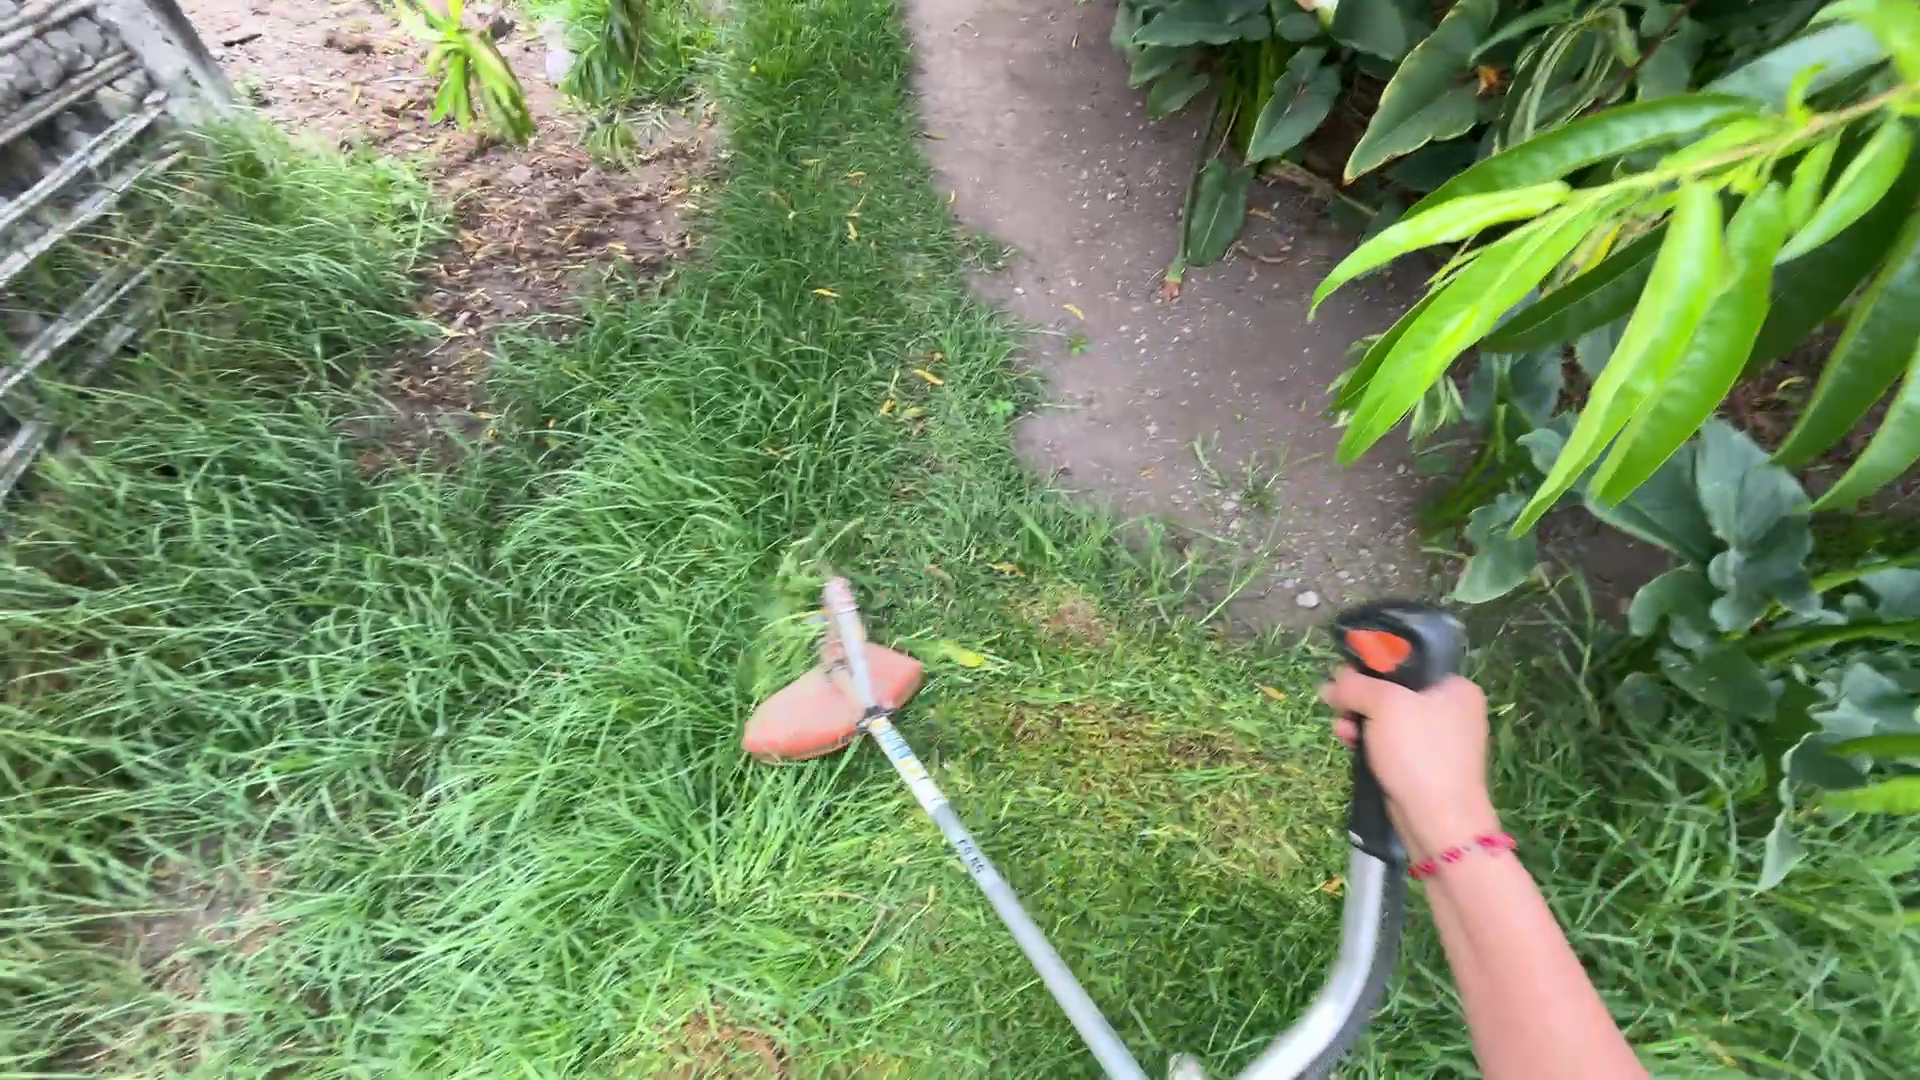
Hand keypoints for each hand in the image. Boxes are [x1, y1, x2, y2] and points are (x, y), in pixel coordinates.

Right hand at [1320, 667, 1497, 855]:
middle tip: (1335, 702)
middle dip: (1357, 696)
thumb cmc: (1419, 752)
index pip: (1404, 660)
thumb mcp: (1384, 704)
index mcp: (1453, 687)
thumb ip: (1356, 684)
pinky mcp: (1419, 760)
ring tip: (1341, 730)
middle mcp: (1447, 708)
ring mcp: (1433, 736)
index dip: (1370, 664)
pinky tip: (1348, 742)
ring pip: (1382, 714)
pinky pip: (1384, 738)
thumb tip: (1333, 683)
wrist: (1438, 820)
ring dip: (1355, 718)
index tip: (1345, 675)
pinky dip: (1364, 737)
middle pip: (1388, 687)